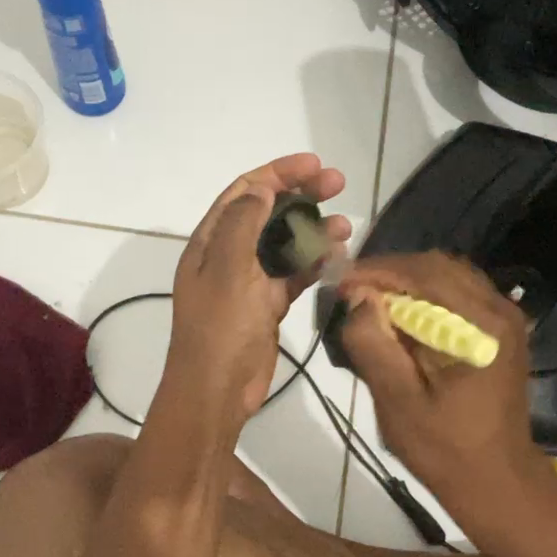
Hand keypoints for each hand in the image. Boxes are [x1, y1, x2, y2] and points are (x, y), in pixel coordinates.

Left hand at [167, 154, 348, 427]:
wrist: (216, 391)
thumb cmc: (220, 328)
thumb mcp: (228, 269)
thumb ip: (244, 223)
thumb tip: (261, 188)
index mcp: (210, 242)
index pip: (244, 192)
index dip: (277, 172)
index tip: (315, 165)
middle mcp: (227, 257)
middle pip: (266, 213)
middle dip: (300, 195)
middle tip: (338, 184)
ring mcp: (248, 283)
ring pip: (284, 244)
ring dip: (312, 230)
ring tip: (346, 223)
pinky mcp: (266, 306)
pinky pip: (293, 275)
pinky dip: (314, 263)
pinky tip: (338, 256)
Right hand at [337, 252, 549, 498]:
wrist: (496, 480)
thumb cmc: (445, 449)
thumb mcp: (398, 401)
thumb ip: (374, 345)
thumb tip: (357, 297)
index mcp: (482, 325)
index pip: (423, 273)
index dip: (376, 270)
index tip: (339, 283)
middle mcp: (500, 310)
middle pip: (438, 267)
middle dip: (390, 273)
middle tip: (350, 292)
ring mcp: (504, 320)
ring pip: (448, 278)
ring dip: (406, 283)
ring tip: (369, 303)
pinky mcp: (500, 333)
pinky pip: (458, 296)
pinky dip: (424, 298)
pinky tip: (400, 319)